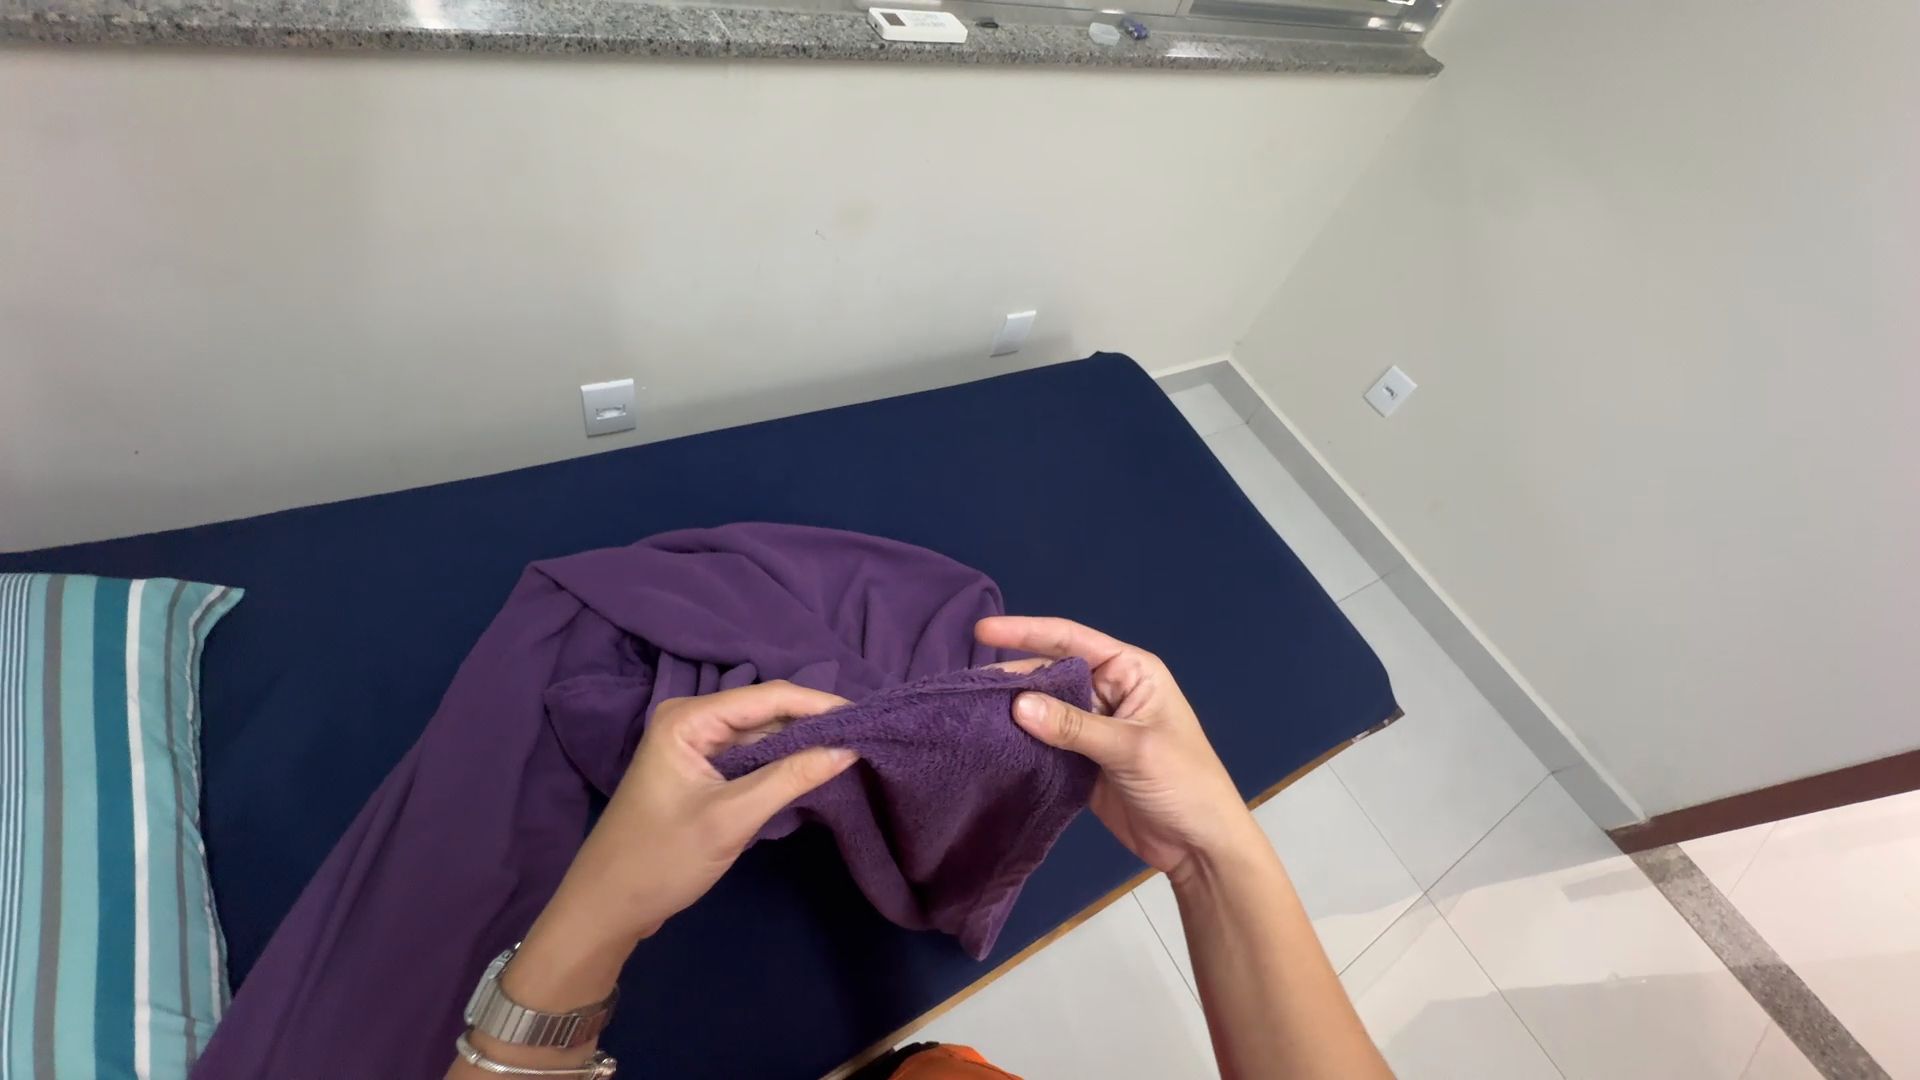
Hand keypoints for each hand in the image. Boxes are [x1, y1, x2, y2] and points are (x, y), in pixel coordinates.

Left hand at [505, 681, 856, 1007]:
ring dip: (803, 741)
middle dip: (815, 721)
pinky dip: (784, 760)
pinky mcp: (704, 768)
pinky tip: (815, 765)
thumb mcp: (731, 819)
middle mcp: (694, 719)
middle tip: (865, 733)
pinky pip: (754, 753)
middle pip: (768, 710)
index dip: (820, 704)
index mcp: (689, 718)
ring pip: (764, 732)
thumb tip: (850, 748)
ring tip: (851, 746)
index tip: (865, 717)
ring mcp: (698, 744)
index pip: (769, 696)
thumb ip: (791, 778)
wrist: (604, 912)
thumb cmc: (660, 861)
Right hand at [977, 617, 1258, 884]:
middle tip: (968, 685)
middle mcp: (1108, 690)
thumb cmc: (1184, 782)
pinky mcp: (1082, 759)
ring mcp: (1094, 725)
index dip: (1026, 632)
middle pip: (1052, 672)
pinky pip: (1046, 741)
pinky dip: (1022, 740)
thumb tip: (1017, 703)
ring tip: (970, 710)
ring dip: (1014, 710)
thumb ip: (1074, 726)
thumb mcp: (1132, 748)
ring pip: (1045, 707)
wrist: (1200, 848)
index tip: (982, 631)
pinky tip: (992, 740)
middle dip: (1013, 675)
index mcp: (1129, 671)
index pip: (1071, 640)